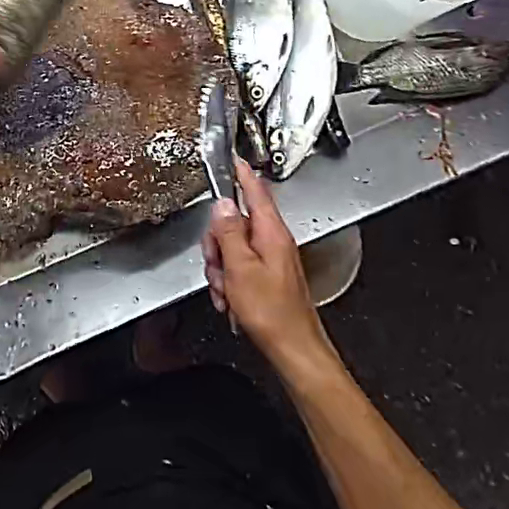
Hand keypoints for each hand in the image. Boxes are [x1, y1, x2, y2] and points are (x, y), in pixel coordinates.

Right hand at [202, 156, 338, 374]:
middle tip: (216, 263)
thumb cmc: (272, 312)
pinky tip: (229, 297)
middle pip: (234, 223)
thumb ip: (228, 232)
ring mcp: (271, 259)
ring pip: (231, 246)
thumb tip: (223, 204)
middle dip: (216, 242)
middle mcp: (274, 242)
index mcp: (271, 234)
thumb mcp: (239, 267)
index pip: (256, 193)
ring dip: (219, 266)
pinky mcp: (266, 275)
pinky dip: (228, 280)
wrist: (293, 348)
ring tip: (225, 287)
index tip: (234, 160)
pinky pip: (237, 265)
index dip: (242, 175)